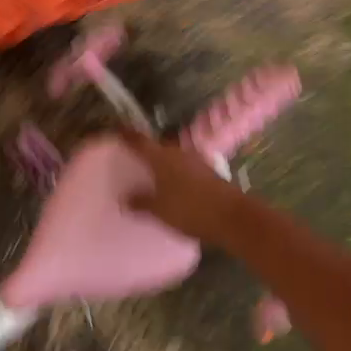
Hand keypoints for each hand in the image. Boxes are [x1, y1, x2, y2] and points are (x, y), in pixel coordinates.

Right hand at [122, 133, 240, 245]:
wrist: (235, 219)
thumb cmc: (190, 210)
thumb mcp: (158, 210)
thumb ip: (140, 202)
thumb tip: (125, 198)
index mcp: (160, 156)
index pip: (138, 140)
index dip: (125, 135)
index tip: (115, 131)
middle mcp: (178, 152)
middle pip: (157, 146)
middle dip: (147, 152)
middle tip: (135, 161)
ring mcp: (197, 161)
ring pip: (174, 157)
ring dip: (164, 163)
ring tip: (155, 176)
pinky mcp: (211, 172)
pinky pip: (187, 168)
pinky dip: (179, 174)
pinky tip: (177, 187)